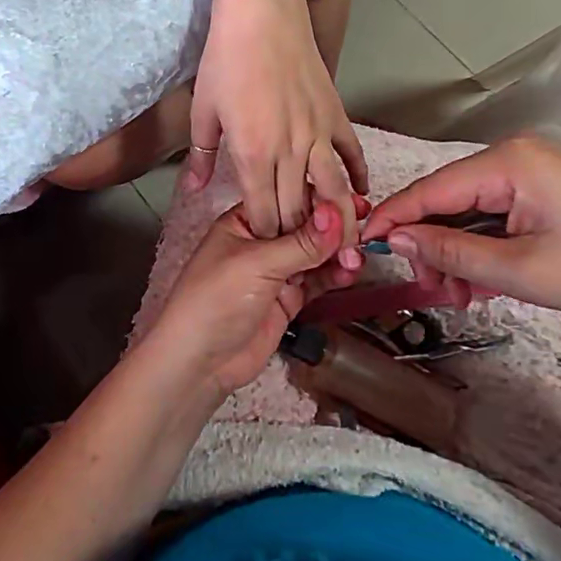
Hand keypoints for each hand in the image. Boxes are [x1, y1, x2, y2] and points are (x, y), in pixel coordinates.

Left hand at [143, 201, 345, 394]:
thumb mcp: (257, 264)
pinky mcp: (287, 299)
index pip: (287, 198)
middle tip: (362, 229)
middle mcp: (261, 241)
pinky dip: (333, 276)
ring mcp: (275, 271)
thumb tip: (337, 214)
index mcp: (244, 221)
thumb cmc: (214, 302)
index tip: (350, 201)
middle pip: (305, 226)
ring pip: (315, 254)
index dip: (319, 200)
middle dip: (334, 228)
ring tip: (355, 258)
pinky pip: (316, 280)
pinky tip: (349, 272)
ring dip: (337, 254)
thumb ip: (301, 243)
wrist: (198, 363)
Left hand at [188, 0, 368, 266]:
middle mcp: (289, 152)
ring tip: (338, 243)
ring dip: (336, 221)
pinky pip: (352, 155)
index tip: (268, 253)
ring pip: (333, 192)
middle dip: (299, 239)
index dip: (268, 239)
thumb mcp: (203, 109)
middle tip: (300, 257)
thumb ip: (200, 155)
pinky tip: (360, 197)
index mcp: (252, 154)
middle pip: (299, 210)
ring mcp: (318, 134)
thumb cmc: (226, 59)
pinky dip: (358, 178)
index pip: (264, 213)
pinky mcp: (337, 116)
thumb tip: (193, 190)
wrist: (262, 11)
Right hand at [361, 135, 560, 322]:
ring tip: (464, 295)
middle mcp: (512, 157)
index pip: (430, 189)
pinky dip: (481, 247)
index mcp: (508, 163)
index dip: (392, 218)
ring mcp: (529, 172)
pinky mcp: (541, 190)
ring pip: (467, 212)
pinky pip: (492, 215)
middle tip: (435, 292)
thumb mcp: (520, 270)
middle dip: (432, 246)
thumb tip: (396, 239)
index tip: (361, 246)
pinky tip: (482, 281)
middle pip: (446, 200)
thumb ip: (451, 251)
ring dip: (456, 253)